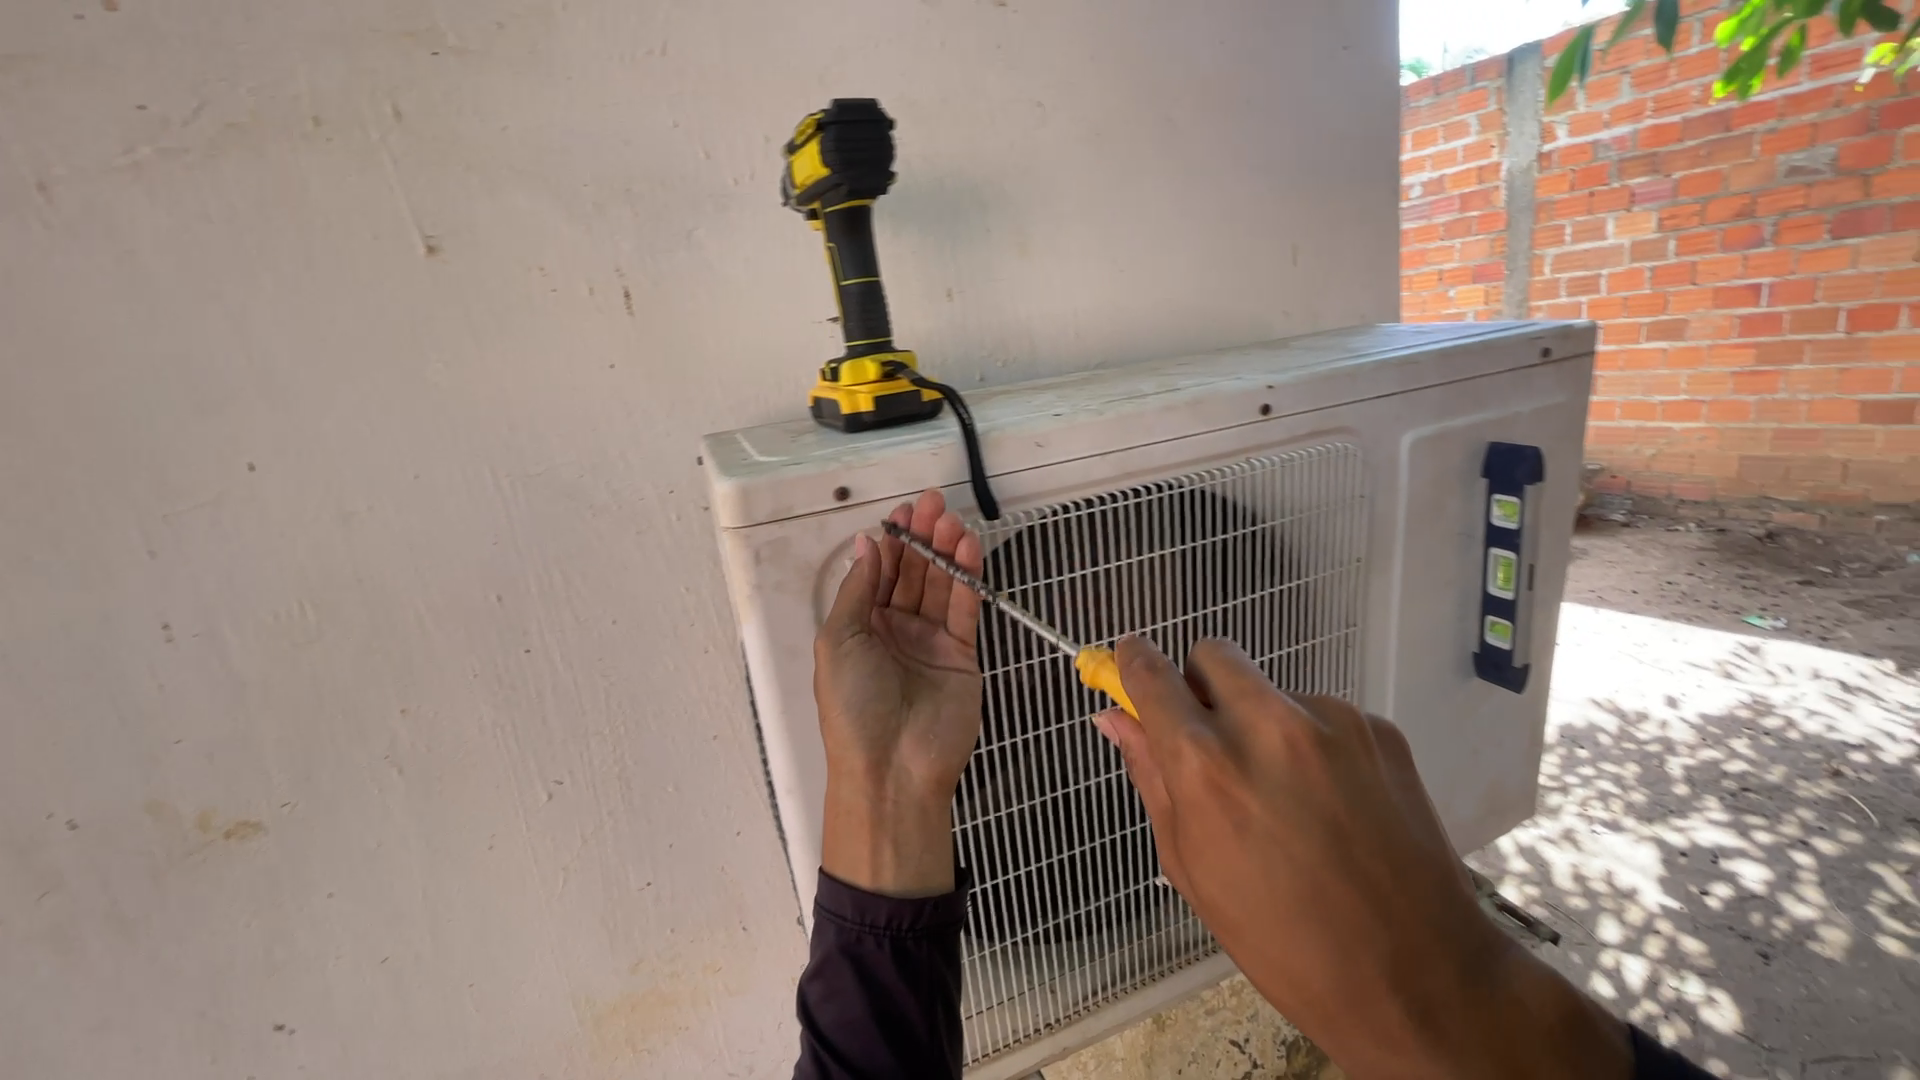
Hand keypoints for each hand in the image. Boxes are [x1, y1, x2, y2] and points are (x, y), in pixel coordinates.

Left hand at [814, 489, 982, 897]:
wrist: (891, 768)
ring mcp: (930, 642)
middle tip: (934, 503)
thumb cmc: (853, 705)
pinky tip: (969, 549)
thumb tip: (867, 543)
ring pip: (941, 586)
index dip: (891, 542)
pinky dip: (968, 578)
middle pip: (912, 573)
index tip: (903, 511)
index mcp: (861, 627)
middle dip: (922, 538)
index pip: (879, 573)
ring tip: (953, 519)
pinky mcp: (962, 655)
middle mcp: (895, 629)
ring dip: (946, 551)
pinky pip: (965, 609)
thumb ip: (858, 588)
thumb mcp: (838, 641)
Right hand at [1094, 636, 1630, 1079]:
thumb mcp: (1191, 867)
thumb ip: (1151, 777)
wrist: (1419, 977)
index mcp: (1206, 765)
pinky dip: (1311, 742)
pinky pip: (1322, 714)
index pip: (1151, 676)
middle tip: (1212, 734)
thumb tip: (1116, 718)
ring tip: (1286, 792)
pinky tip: (1330, 800)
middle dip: (1200, 682)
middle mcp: (1266, 724)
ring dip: (1261, 720)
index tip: (1129, 656)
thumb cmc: (1281, 940)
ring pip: (1270, 689)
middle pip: (1213, 653)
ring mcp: (1331, 721)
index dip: (1132, 662)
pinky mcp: (1378, 729)